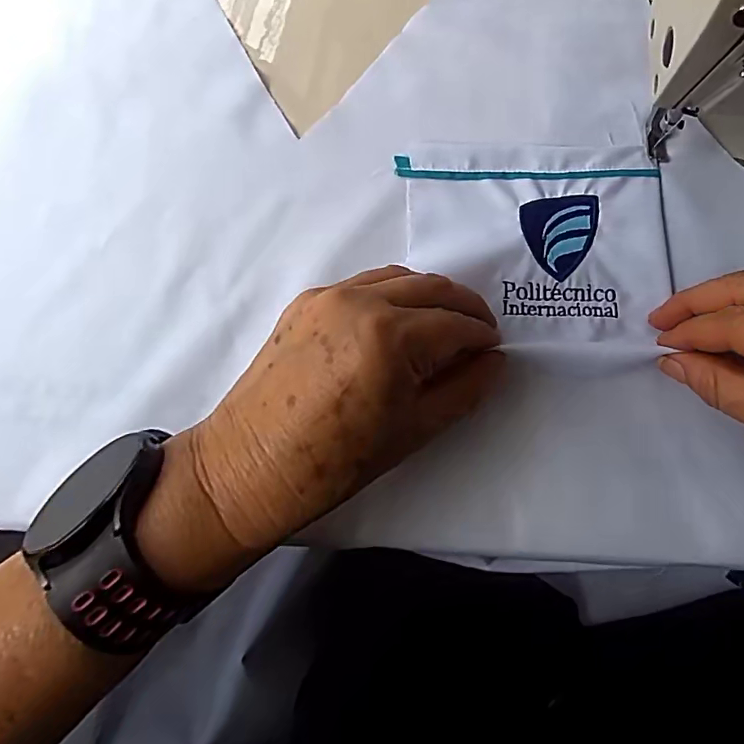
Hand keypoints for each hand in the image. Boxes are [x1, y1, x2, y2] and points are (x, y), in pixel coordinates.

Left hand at [139, 266, 504, 590]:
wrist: (250, 464)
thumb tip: (493, 361)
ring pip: (396, 278)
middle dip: (463, 308)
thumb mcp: (413, 431)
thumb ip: (463, 390)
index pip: (455, 324)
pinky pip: (361, 285)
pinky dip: (389, 295)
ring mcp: (328, 297)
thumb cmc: (335, 462)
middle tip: (478, 333)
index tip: (493, 350)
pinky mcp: (305, 302)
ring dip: (427, 296)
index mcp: (390, 336)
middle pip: (431, 288)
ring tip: (441, 327)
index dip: (481, 337)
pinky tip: (395, 324)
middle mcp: (359, 302)